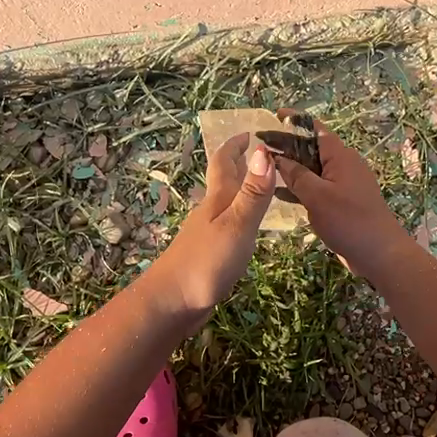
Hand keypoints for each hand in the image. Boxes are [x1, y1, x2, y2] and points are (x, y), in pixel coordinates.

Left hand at [145, 133, 274, 324]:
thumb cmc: (206, 262)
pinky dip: (239, 214)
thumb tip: (265, 152)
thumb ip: (253, 193)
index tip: (250, 132)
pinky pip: (227, 223)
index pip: (224, 161)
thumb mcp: (237, 225)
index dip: (235, 145)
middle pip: (223, 178)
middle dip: (239, 162)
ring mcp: (207, 232)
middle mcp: (210, 210)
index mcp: (217, 198)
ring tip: (261, 185)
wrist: (171, 304)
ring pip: (225, 201)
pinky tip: (247, 225)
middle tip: (259, 152)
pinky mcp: (208, 253)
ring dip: (241, 188)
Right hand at [268, 117, 411, 278]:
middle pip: (312, 148)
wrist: (380, 254)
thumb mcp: (317, 196)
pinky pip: (317, 188)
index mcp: (340, 156)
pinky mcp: (342, 202)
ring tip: (265, 169)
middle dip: (288, 146)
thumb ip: (296, 175)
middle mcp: (343, 165)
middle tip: (261, 148)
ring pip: (313, 170)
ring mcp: (343, 184)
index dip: (295, 121)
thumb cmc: (349, 220)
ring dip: (292, 169)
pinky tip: (279, 194)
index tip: (274, 115)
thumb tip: (277, 158)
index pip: (315, 129)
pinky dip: (300, 188)